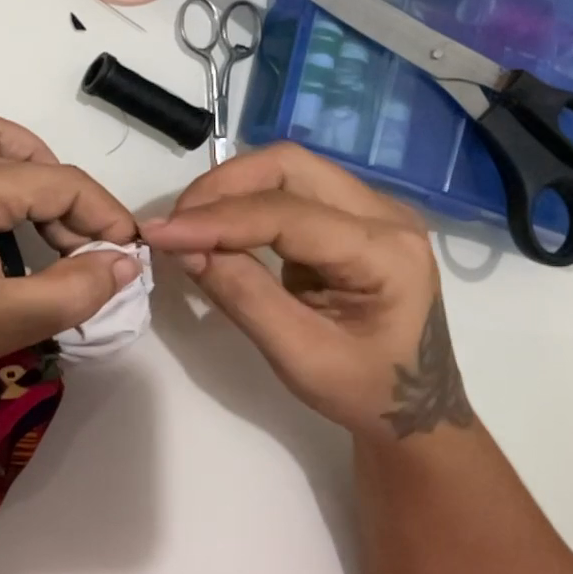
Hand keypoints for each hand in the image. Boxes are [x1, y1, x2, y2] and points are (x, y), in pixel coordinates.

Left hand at [0, 113, 140, 414]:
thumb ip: (74, 289)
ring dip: (16, 173)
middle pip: (11, 144)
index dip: (103, 214)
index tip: (128, 253)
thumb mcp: (4, 320)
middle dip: (56, 182)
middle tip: (75, 237)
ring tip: (39, 229)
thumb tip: (123, 263)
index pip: (57, 181)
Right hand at [139, 143, 471, 441]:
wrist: (414, 406)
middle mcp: (384, 214)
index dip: (217, 219)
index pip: (287, 214)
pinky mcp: (348, 215)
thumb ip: (242, 295)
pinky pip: (286, 189)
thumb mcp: (298, 355)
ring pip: (284, 169)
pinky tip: (216, 231)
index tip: (159, 234)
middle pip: (287, 166)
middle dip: (220, 188)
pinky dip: (242, 203)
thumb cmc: (363, 390)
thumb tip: (182, 248)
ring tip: (188, 229)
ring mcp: (369, 209)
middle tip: (175, 227)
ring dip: (228, 191)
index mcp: (387, 253)